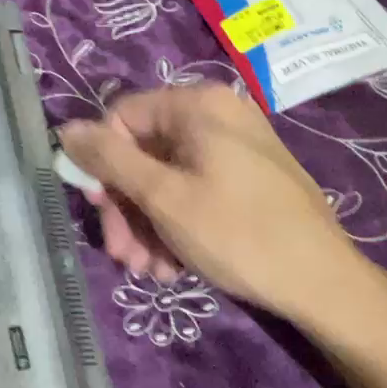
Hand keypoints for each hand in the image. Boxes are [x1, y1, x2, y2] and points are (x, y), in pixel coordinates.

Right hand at [59, 85, 386, 332]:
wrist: (321, 281)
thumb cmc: (236, 233)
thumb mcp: (163, 197)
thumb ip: (111, 160)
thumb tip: (66, 129)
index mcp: (198, 106)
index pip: (121, 118)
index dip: (101, 164)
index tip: (98, 210)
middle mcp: (217, 117)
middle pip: (143, 153)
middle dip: (125, 209)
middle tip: (121, 255)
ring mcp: (235, 149)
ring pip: (165, 180)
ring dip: (146, 227)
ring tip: (149, 271)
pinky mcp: (247, 181)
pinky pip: (193, 193)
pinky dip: (175, 227)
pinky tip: (172, 266)